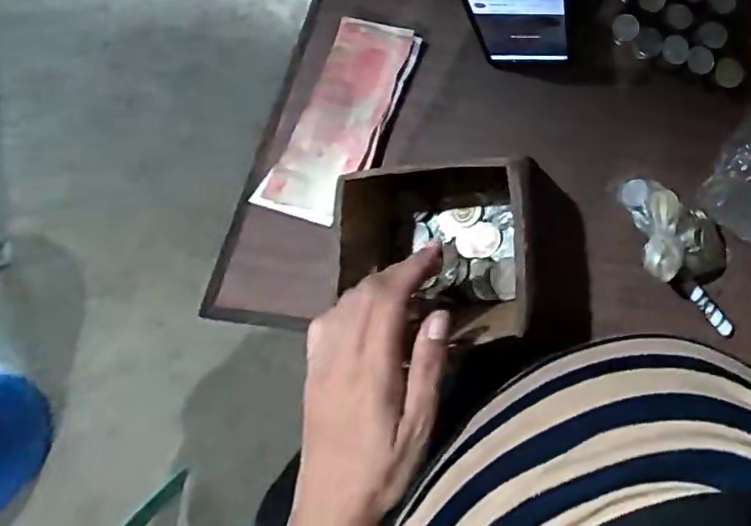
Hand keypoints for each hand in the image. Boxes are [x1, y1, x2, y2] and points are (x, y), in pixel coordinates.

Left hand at [292, 246, 450, 525]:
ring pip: (346, 301)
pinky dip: (352, 301)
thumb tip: (440, 313)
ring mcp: (320, 362)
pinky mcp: (311, 372)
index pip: (388, 298)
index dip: (412, 268)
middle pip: (366, 292)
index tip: (436, 250)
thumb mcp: (418, 428)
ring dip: (377, 282)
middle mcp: (340, 357)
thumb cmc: (381, 470)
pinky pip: (327, 319)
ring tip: (406, 283)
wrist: (327, 511)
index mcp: (370, 369)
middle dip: (399, 269)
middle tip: (429, 262)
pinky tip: (367, 309)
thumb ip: (428, 368)